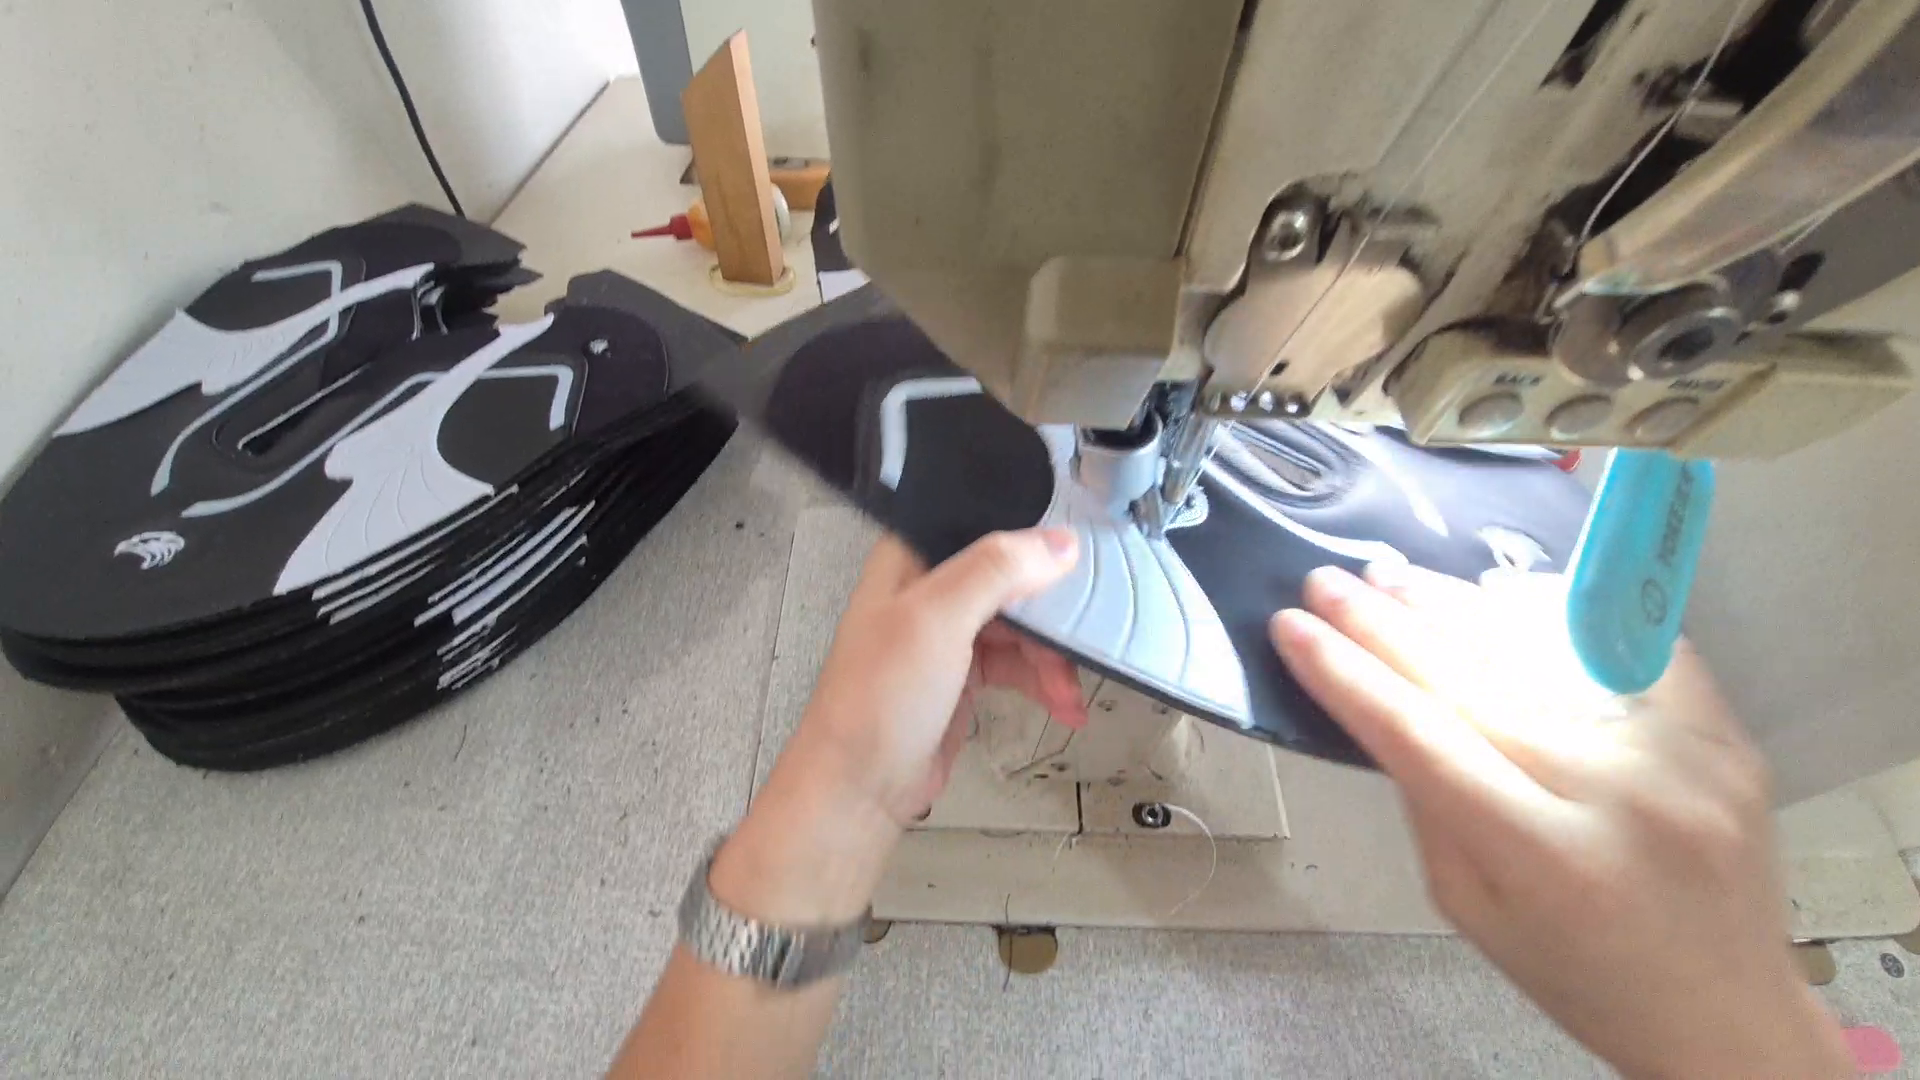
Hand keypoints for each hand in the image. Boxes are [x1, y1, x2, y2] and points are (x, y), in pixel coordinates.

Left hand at [711, 528, 1084, 924]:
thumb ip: (995, 572)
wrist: (860, 788)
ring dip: (1052, 657)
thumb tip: (1060, 543)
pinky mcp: (965, 675)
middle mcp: (931, 589)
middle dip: (1050, 612)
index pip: (984, 527)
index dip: (1032, 538)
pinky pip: (1017, 664)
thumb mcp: (936, 620)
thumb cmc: (880, 698)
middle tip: (1082, 638)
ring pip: (1020, 626)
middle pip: (1011, 579)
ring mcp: (948, 634)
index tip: (1078, 556)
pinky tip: (1065, 705)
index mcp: (913, 558)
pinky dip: (1043, 681)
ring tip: (1070, 692)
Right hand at [1270, 565, 1850, 1079]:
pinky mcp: (1723, 734)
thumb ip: (1425, 797)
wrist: (1726, 1016)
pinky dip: (1555, 611)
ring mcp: (1682, 756)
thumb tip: (1385, 703)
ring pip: (1540, 650)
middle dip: (1380, 623)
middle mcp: (1616, 793)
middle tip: (1325, 581)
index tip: (1289, 626)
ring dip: (1451, 604)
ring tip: (1392, 576)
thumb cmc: (1566, 967)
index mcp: (1539, 854)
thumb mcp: (1461, 898)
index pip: (1415, 735)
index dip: (1343, 673)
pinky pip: (1629, 645)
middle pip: (1469, 679)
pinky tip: (1495, 588)